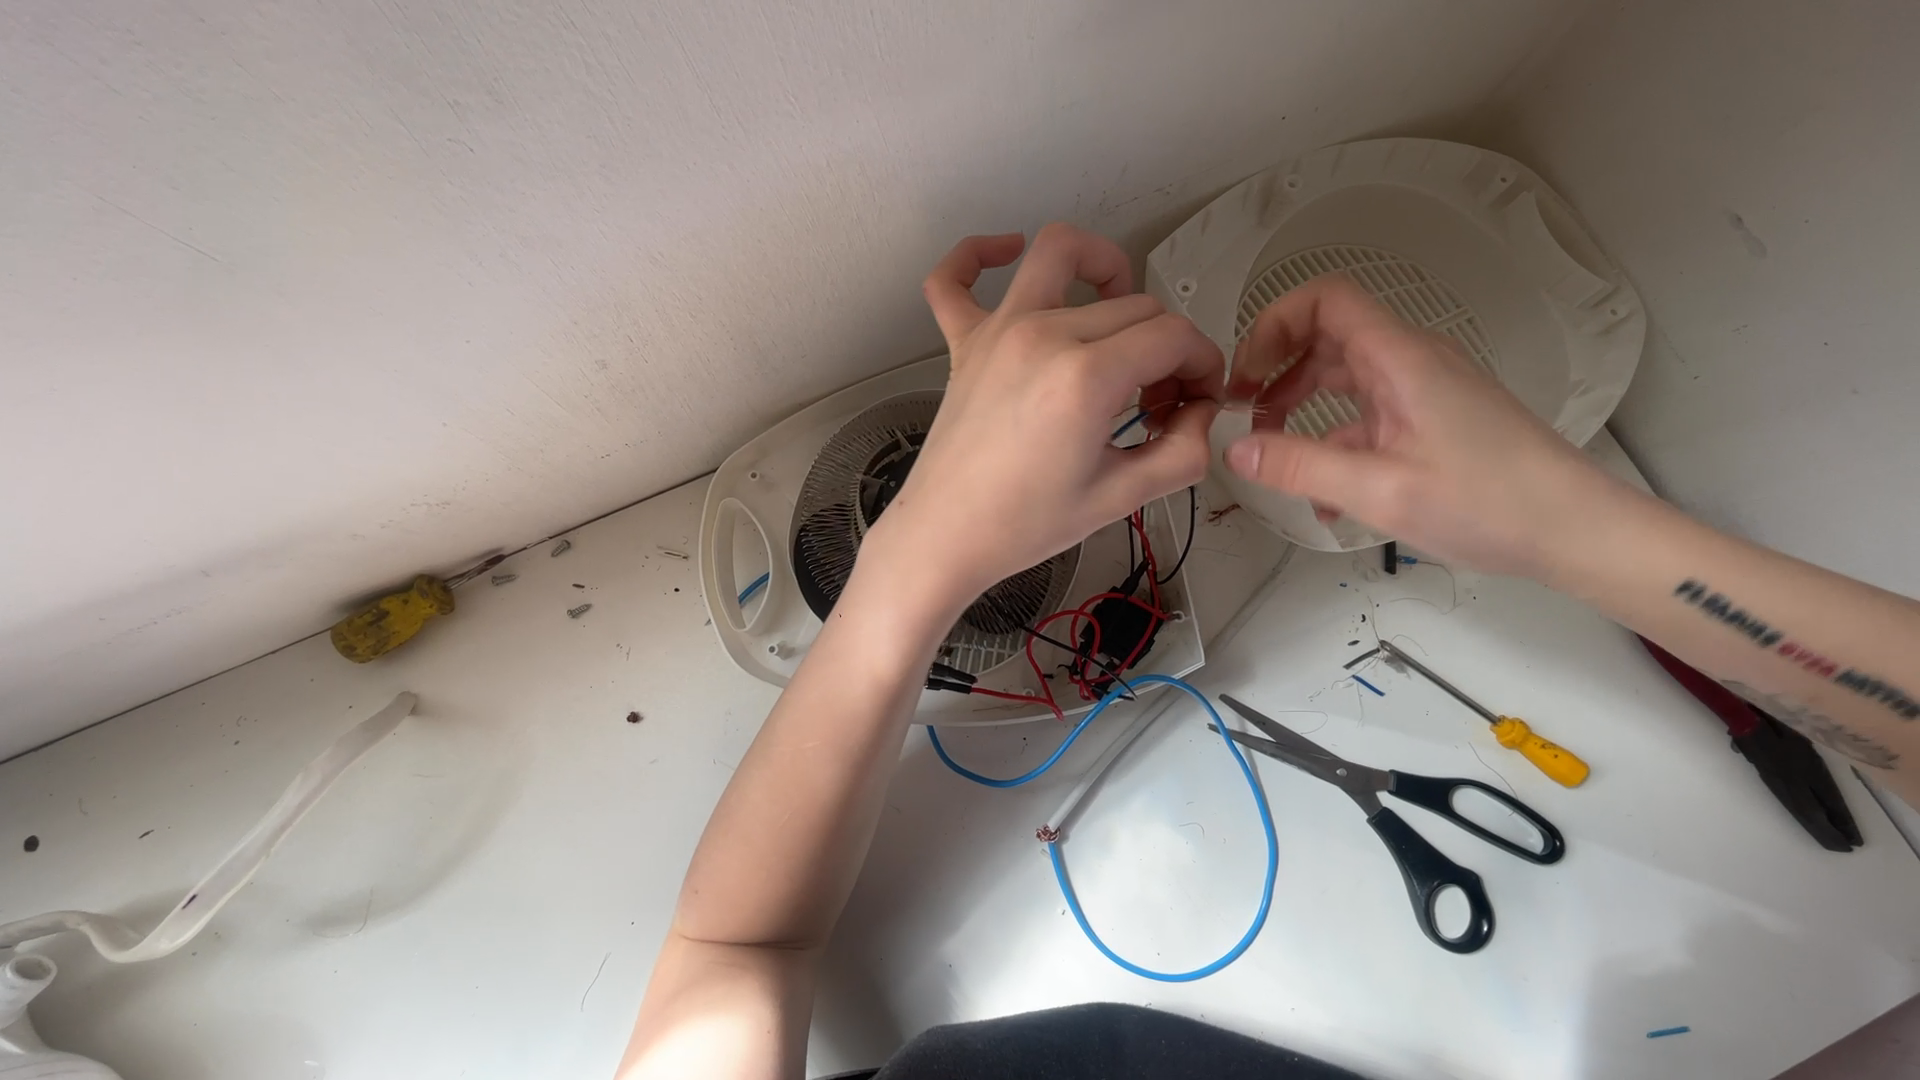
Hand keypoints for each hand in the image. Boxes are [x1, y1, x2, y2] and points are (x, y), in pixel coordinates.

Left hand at [866, 224, 1223, 600]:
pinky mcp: (964, 344)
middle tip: (1160, 396)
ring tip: (1117, 305)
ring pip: (1060, 254)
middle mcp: (1042, 337)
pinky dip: (979, 255)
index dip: (1203, 364)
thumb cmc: (1021, 525)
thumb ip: (1183, 452)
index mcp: (1085, 377)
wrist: (946, 538)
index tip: (1197, 398)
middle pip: (1135, 305)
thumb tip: (1202, 415)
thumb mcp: (1120, 498)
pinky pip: (955, 278)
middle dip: (1166, 344)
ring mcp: (997, 333)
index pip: (1175, 336)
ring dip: (1102, 266)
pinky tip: (1008, 254)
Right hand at [1222, 275, 1620, 579]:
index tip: (1246, 377)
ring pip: (1340, 378)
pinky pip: (1363, 417)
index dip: (1274, 324)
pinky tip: (1318, 494)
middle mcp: (1409, 363)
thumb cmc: (1488, 503)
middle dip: (1274, 370)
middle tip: (1243, 416)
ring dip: (1296, 407)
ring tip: (1269, 452)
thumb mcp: (1379, 490)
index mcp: (1400, 359)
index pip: (1325, 299)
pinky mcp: (1427, 422)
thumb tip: (1234, 450)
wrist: (1575, 531)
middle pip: (1325, 337)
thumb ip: (1300, 466)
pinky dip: (1329, 442)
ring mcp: (1420, 392)